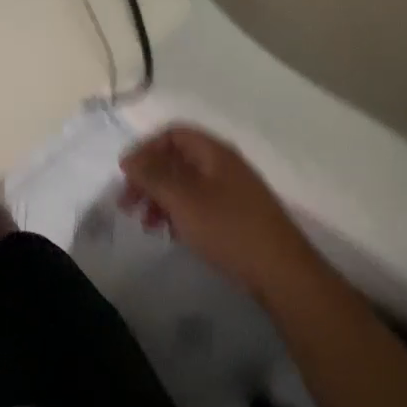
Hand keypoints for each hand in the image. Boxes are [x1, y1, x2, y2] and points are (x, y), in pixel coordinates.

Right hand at [118, 123, 323, 297]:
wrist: (280, 271)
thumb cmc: (228, 228)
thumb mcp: (182, 199)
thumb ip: (152, 175)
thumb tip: (128, 158)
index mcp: (214, 154)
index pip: (172, 134)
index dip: (145, 149)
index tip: (126, 175)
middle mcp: (223, 167)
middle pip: (176, 160)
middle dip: (148, 178)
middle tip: (127, 204)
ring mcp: (231, 192)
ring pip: (184, 185)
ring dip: (159, 199)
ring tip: (146, 225)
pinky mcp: (233, 216)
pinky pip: (197, 204)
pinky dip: (177, 213)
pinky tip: (169, 233)